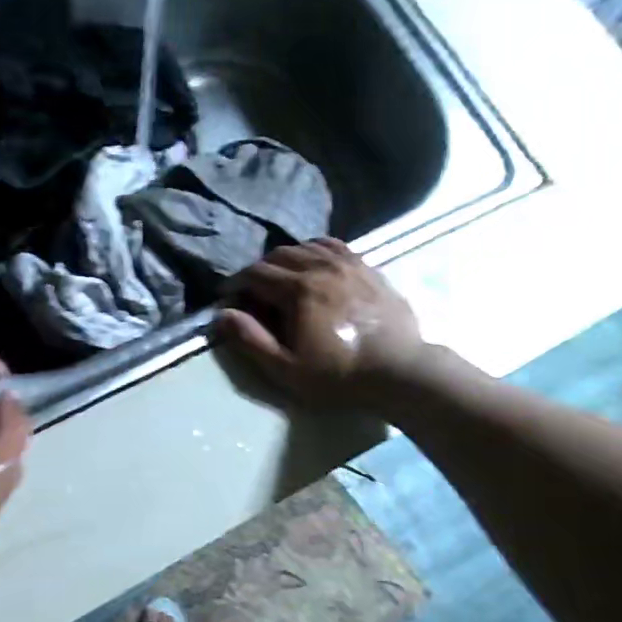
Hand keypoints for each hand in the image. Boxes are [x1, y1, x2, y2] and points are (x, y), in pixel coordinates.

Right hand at [216, 238, 425, 407]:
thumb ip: (252, 341)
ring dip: (287, 259)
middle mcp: (321, 266)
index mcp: (298, 289)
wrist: (399, 371)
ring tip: (282, 278)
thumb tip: (223, 315)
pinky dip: (315, 250)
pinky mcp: (367, 267)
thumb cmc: (340, 376)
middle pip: (279, 255)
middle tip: (254, 294)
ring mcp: (348, 263)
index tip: (229, 299)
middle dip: (260, 271)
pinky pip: (333, 246)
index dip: (237, 284)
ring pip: (306, 246)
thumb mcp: (288, 369)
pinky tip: (315, 263)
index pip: (255, 274)